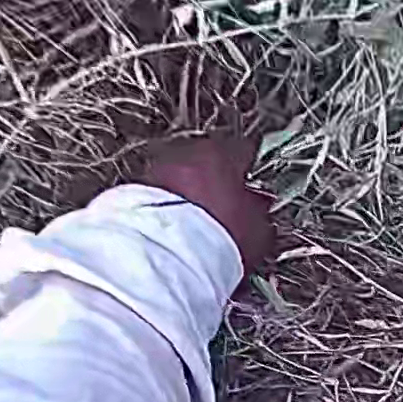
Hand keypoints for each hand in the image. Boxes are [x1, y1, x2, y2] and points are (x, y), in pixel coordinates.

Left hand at [139, 135, 275, 278]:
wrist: (173, 252)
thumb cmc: (218, 236)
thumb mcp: (259, 229)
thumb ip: (262, 211)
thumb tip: (261, 206)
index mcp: (222, 155)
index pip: (245, 150)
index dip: (254, 165)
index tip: (258, 176)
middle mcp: (188, 153)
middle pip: (211, 161)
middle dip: (223, 181)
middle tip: (236, 205)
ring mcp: (161, 168)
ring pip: (187, 176)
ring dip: (198, 194)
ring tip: (211, 223)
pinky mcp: (141, 188)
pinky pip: (167, 194)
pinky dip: (178, 206)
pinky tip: (190, 230)